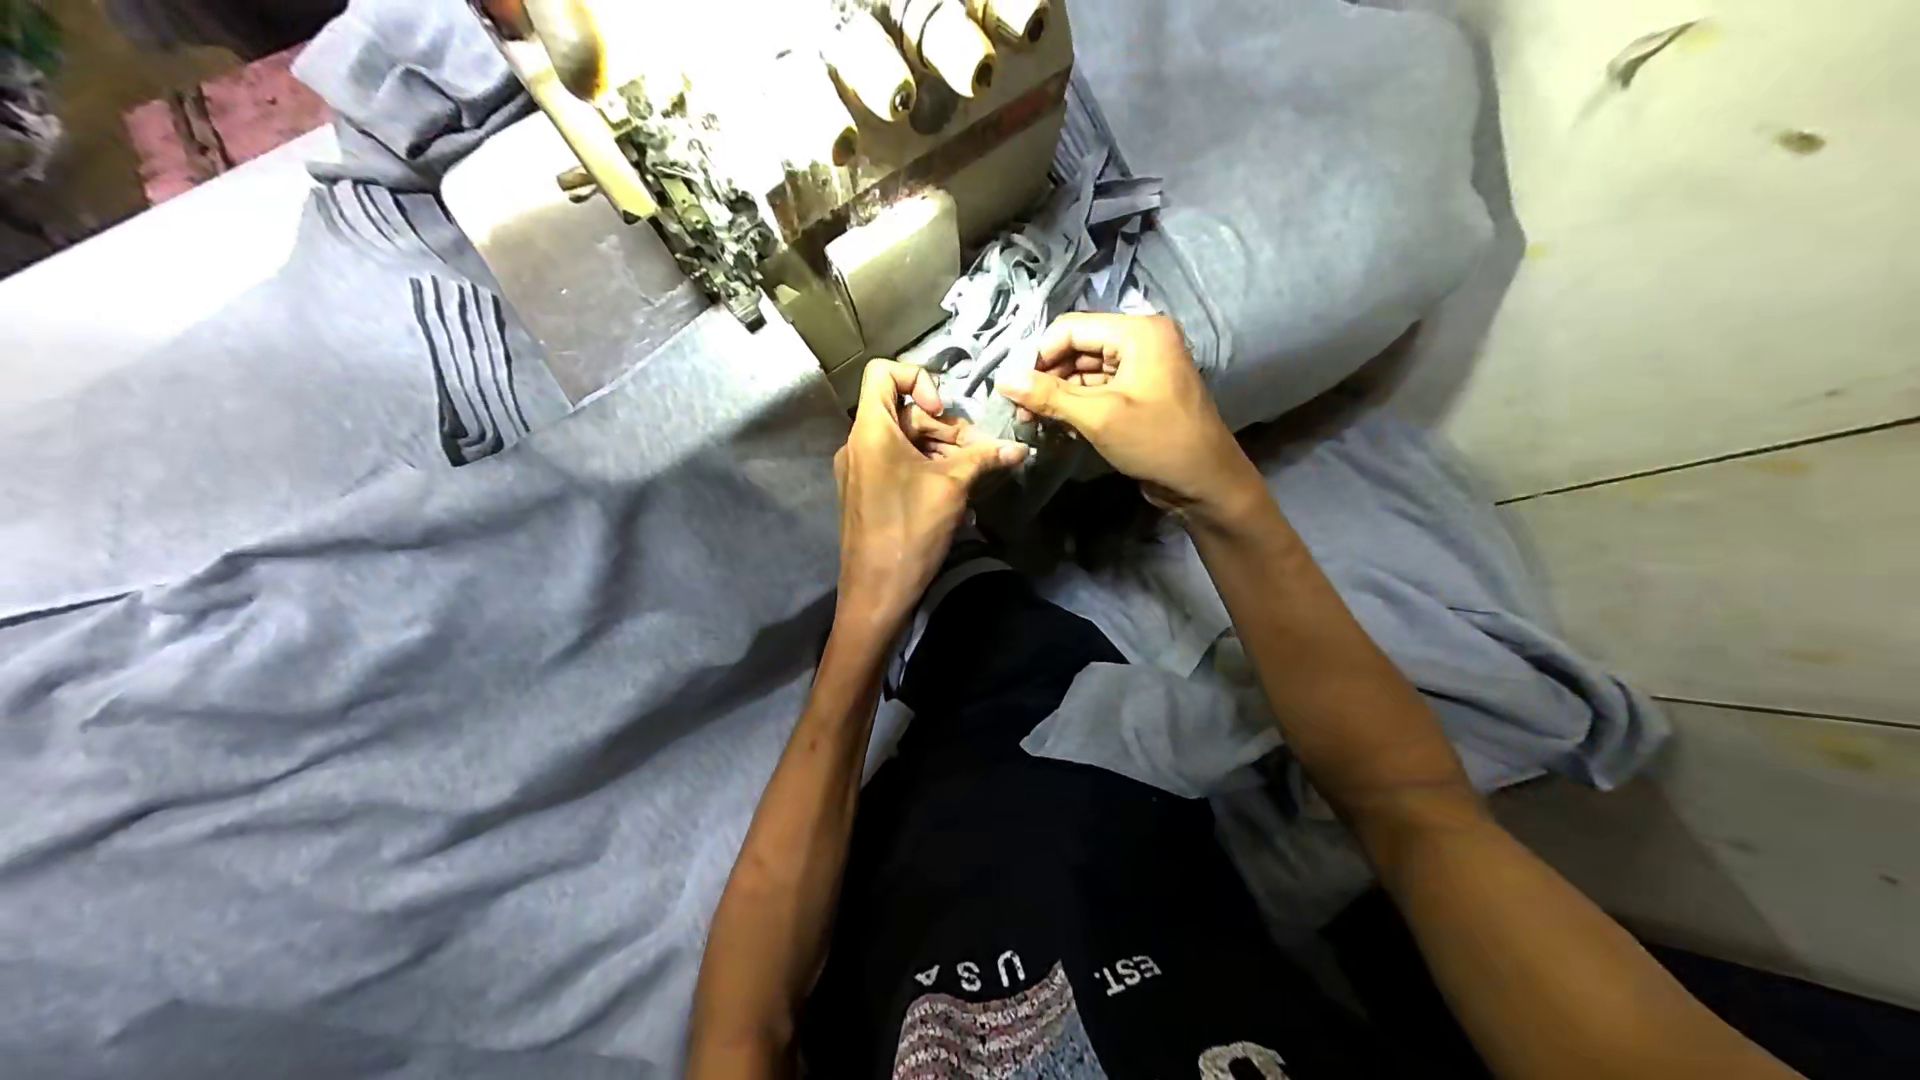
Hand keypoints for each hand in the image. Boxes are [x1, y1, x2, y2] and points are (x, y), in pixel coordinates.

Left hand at [834, 359, 1028, 628]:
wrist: (876, 592)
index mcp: (870, 430)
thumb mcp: (953, 487)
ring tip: (972, 472)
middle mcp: (858, 443)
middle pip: (903, 410)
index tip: (943, 410)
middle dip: (944, 425)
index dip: (919, 379)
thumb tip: (1020, 449)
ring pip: (904, 439)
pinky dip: (925, 466)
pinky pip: (896, 463)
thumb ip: (984, 458)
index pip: (883, 373)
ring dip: (940, 448)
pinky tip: (954, 489)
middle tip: (977, 451)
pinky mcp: (866, 492)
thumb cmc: (910, 530)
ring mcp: (859, 469)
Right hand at [994, 313, 1259, 518]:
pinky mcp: (1140, 392)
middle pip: (1076, 348)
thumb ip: (1049, 395)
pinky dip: (1077, 405)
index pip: (1070, 328)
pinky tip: (1058, 426)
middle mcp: (1141, 340)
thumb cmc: (1156, 441)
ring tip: (1034, 421)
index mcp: (1138, 331)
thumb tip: (1003, 380)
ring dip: (1058, 395)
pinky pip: (1099, 388)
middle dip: (1046, 378)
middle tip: (1021, 412)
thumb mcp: (1098, 417)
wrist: (1206, 482)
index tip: (1016, 391)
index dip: (1038, 357)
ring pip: (1084, 371)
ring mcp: (1142, 367)